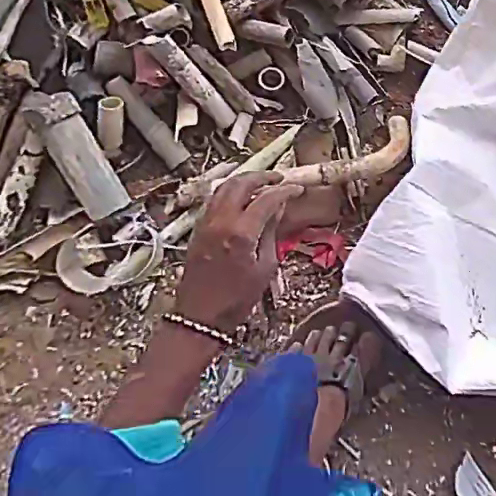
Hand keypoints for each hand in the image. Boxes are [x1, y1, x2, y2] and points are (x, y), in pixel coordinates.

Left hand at [173, 172, 304, 329]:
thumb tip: (278, 209)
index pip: (266, 198)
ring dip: (245, 181)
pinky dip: (231, 192)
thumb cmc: (237, 299)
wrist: (199, 318)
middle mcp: (221, 221)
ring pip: (224, 187)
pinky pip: (215, 199)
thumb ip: (271, 233)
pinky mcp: (198, 229)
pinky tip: (242, 198)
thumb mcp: (265, 268)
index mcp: (240, 233)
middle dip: (263, 177)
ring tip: (262, 184)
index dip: (285, 191)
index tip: (297, 190)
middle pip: (241, 184)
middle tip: (279, 179)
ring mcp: (206, 223)